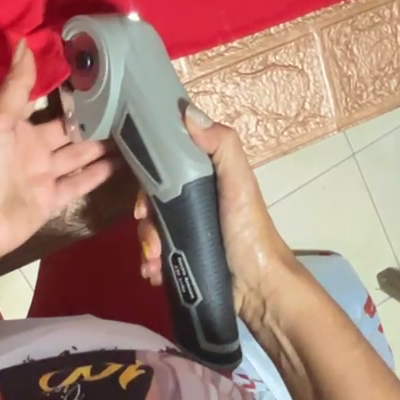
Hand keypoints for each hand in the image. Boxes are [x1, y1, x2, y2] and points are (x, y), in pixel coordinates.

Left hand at [0, 43, 115, 274]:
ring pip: (78, 155)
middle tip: (125, 103)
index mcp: (15, 127)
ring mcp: (43, 175)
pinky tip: (122, 162)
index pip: (46, 104)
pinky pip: (79, 182)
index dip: (68, 92)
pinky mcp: (53, 199)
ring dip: (100, 144)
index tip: (97, 75)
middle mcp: (32, 148)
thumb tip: (24, 43)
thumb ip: (16, 87)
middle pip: (67, 130)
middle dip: (91, 119)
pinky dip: (98, 174)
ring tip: (131, 129)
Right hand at [135, 106, 297, 326]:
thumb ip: (222, 147)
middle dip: (145, 223)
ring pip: (151, 231)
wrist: (257, 289)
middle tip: (151, 241)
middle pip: (152, 203)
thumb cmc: (249, 232)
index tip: (142, 202)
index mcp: (206, 179)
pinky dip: (151, 264)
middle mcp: (194, 202)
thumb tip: (187, 111)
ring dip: (146, 247)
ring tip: (154, 263)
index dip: (148, 181)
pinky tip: (154, 274)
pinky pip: (155, 256)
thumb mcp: (239, 183)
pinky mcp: (185, 258)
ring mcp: (188, 232)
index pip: (165, 168)